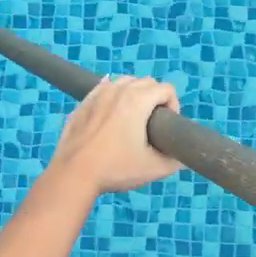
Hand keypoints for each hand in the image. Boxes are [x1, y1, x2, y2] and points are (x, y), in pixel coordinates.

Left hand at [45, 75, 183, 196]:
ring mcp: (96, 95)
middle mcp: (117, 90)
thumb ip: (176, 159)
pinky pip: (101, 89)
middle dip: (154, 98)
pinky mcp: (81, 105)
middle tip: (151, 124)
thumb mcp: (154, 168)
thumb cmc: (115, 169)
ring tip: (132, 118)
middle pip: (145, 82)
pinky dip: (111, 95)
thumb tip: (182, 157)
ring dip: (133, 94)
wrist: (74, 174)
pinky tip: (111, 107)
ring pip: (122, 82)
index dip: (173, 106)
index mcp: (137, 100)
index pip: (166, 89)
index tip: (166, 127)